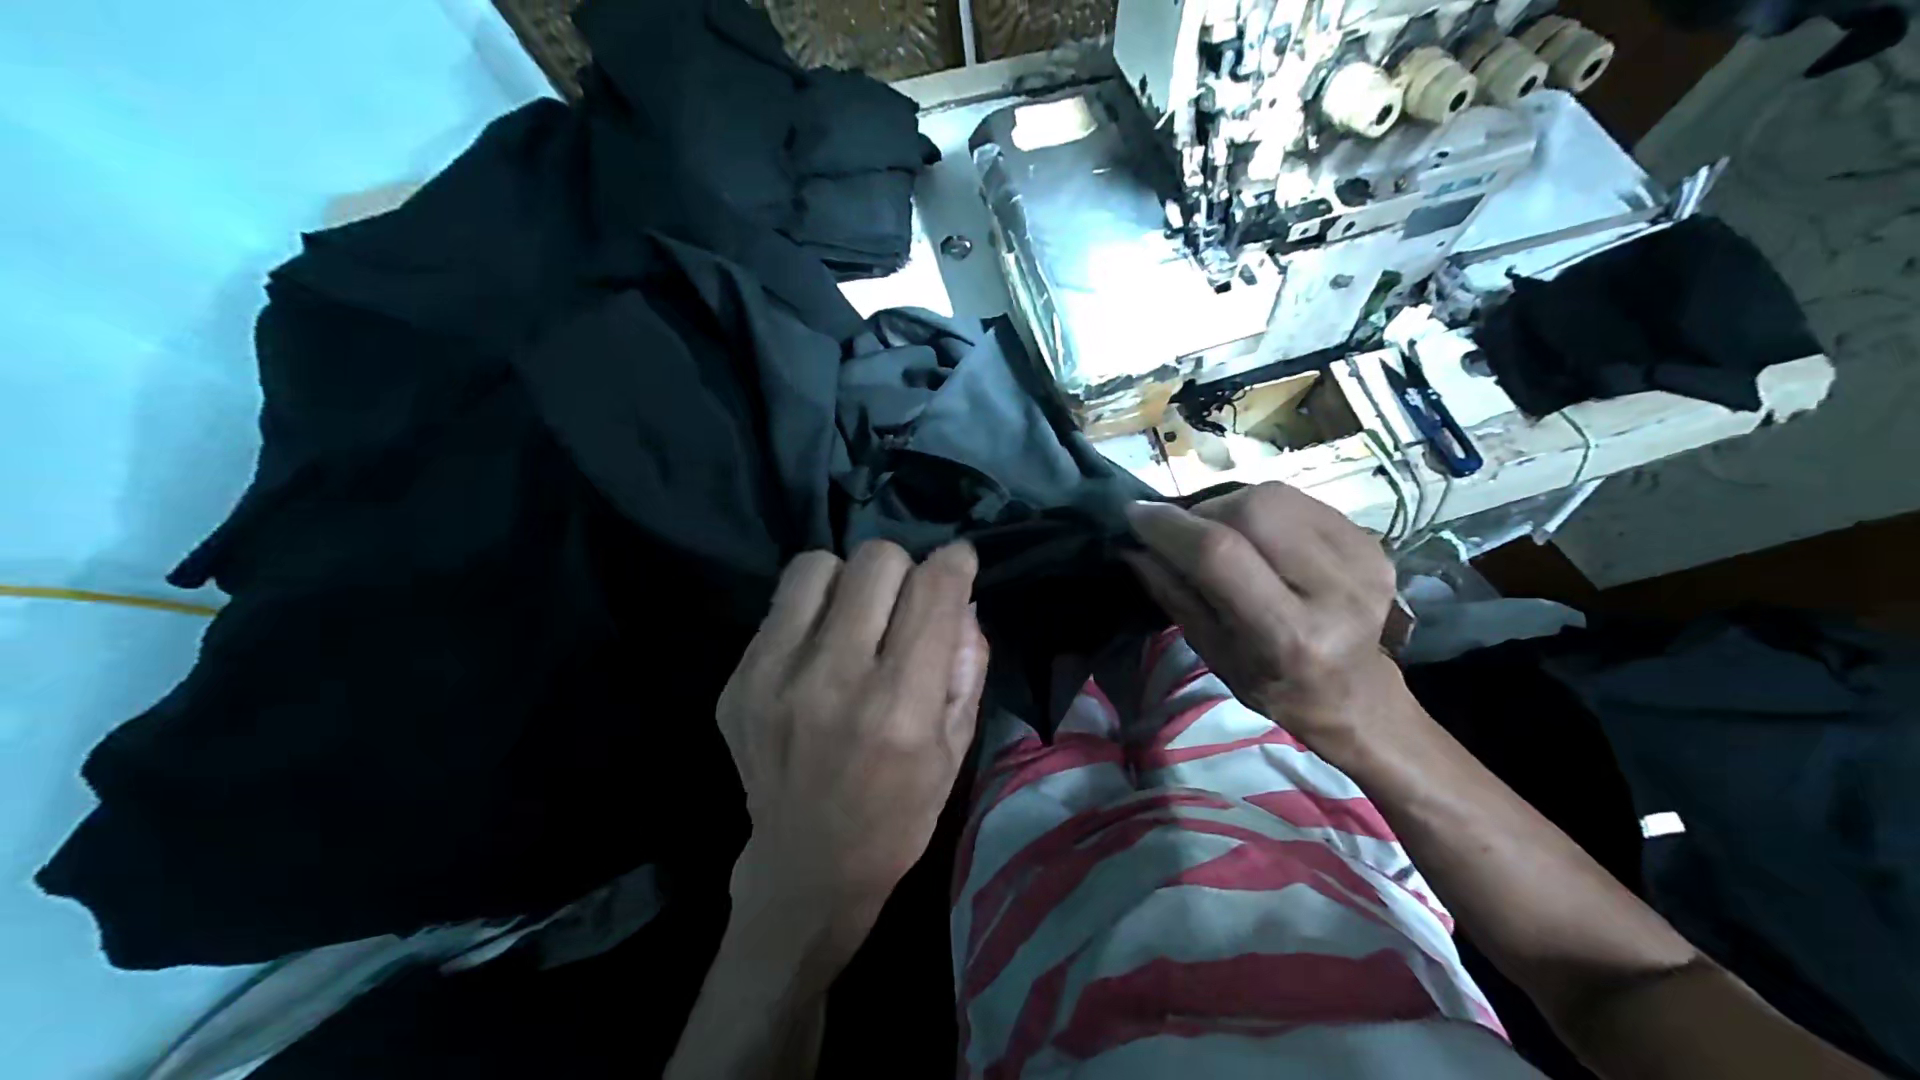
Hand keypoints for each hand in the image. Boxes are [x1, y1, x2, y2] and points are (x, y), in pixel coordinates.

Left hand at [716, 540, 987, 949]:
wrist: (806, 866)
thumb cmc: (900, 813)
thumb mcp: (957, 746)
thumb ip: (967, 663)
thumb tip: (961, 598)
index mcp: (899, 705)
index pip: (933, 590)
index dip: (956, 562)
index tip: (960, 562)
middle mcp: (832, 680)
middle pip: (875, 560)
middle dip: (905, 571)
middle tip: (905, 605)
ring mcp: (772, 678)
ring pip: (817, 564)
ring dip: (848, 582)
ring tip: (855, 620)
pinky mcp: (737, 682)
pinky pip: (780, 606)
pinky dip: (810, 614)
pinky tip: (817, 655)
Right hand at [1122, 483, 1400, 747]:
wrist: (1354, 693)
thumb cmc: (1272, 684)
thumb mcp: (1212, 651)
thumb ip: (1174, 594)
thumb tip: (1134, 545)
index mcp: (1291, 635)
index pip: (1220, 555)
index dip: (1171, 527)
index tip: (1136, 515)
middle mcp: (1335, 591)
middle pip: (1252, 511)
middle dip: (1203, 512)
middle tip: (1185, 533)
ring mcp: (1362, 560)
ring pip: (1274, 497)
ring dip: (1230, 506)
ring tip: (1221, 534)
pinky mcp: (1372, 541)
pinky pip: (1298, 500)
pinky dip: (1262, 510)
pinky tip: (1258, 536)